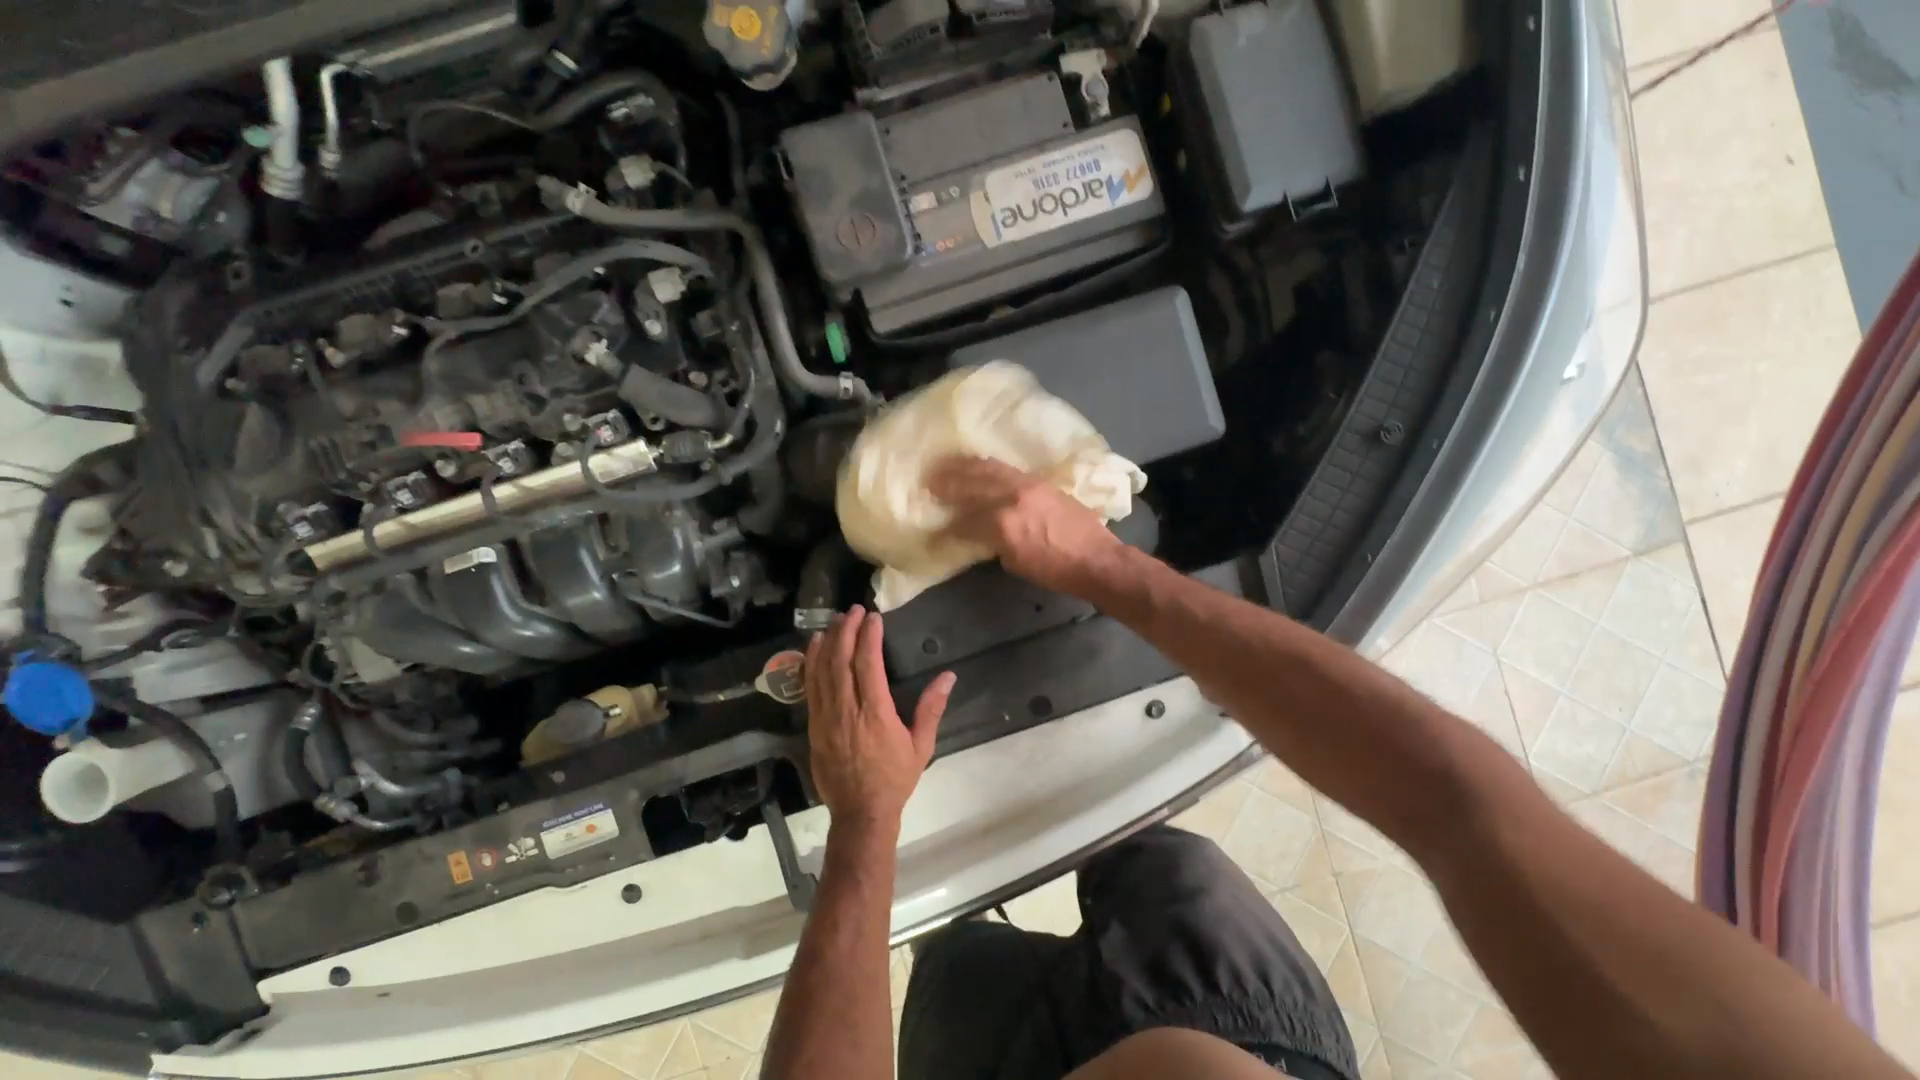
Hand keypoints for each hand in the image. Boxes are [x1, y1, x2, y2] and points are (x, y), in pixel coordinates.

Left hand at [805, 606, 955, 831]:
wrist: (860, 813)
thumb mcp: (921, 746)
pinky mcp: (813, 726)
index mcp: (876, 714)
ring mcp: (826, 718)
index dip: (869, 637)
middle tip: (852, 610)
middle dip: (846, 631)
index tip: (873, 617)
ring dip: (827, 642)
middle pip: (842, 661)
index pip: (869, 665)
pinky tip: (813, 647)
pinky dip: (810, 663)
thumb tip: (948, 676)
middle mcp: (848, 711)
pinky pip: (810, 688)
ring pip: (822, 671)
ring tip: (833, 621)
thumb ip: (932, 708)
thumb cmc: (895, 779)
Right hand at [927, 455, 1125, 593]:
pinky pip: (1006, 469)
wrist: (1095, 558)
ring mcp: (1027, 485)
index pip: (964, 522)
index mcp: (1002, 524)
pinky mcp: (1040, 481)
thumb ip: (992, 543)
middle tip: (930, 481)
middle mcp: (1011, 497)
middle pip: (971, 484)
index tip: (935, 531)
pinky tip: (978, 465)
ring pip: (989, 469)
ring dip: (965, 467)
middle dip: (948, 483)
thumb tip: (978, 533)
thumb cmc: (1055, 570)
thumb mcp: (1014, 563)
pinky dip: (988, 467)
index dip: (947, 529)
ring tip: (948, 465)